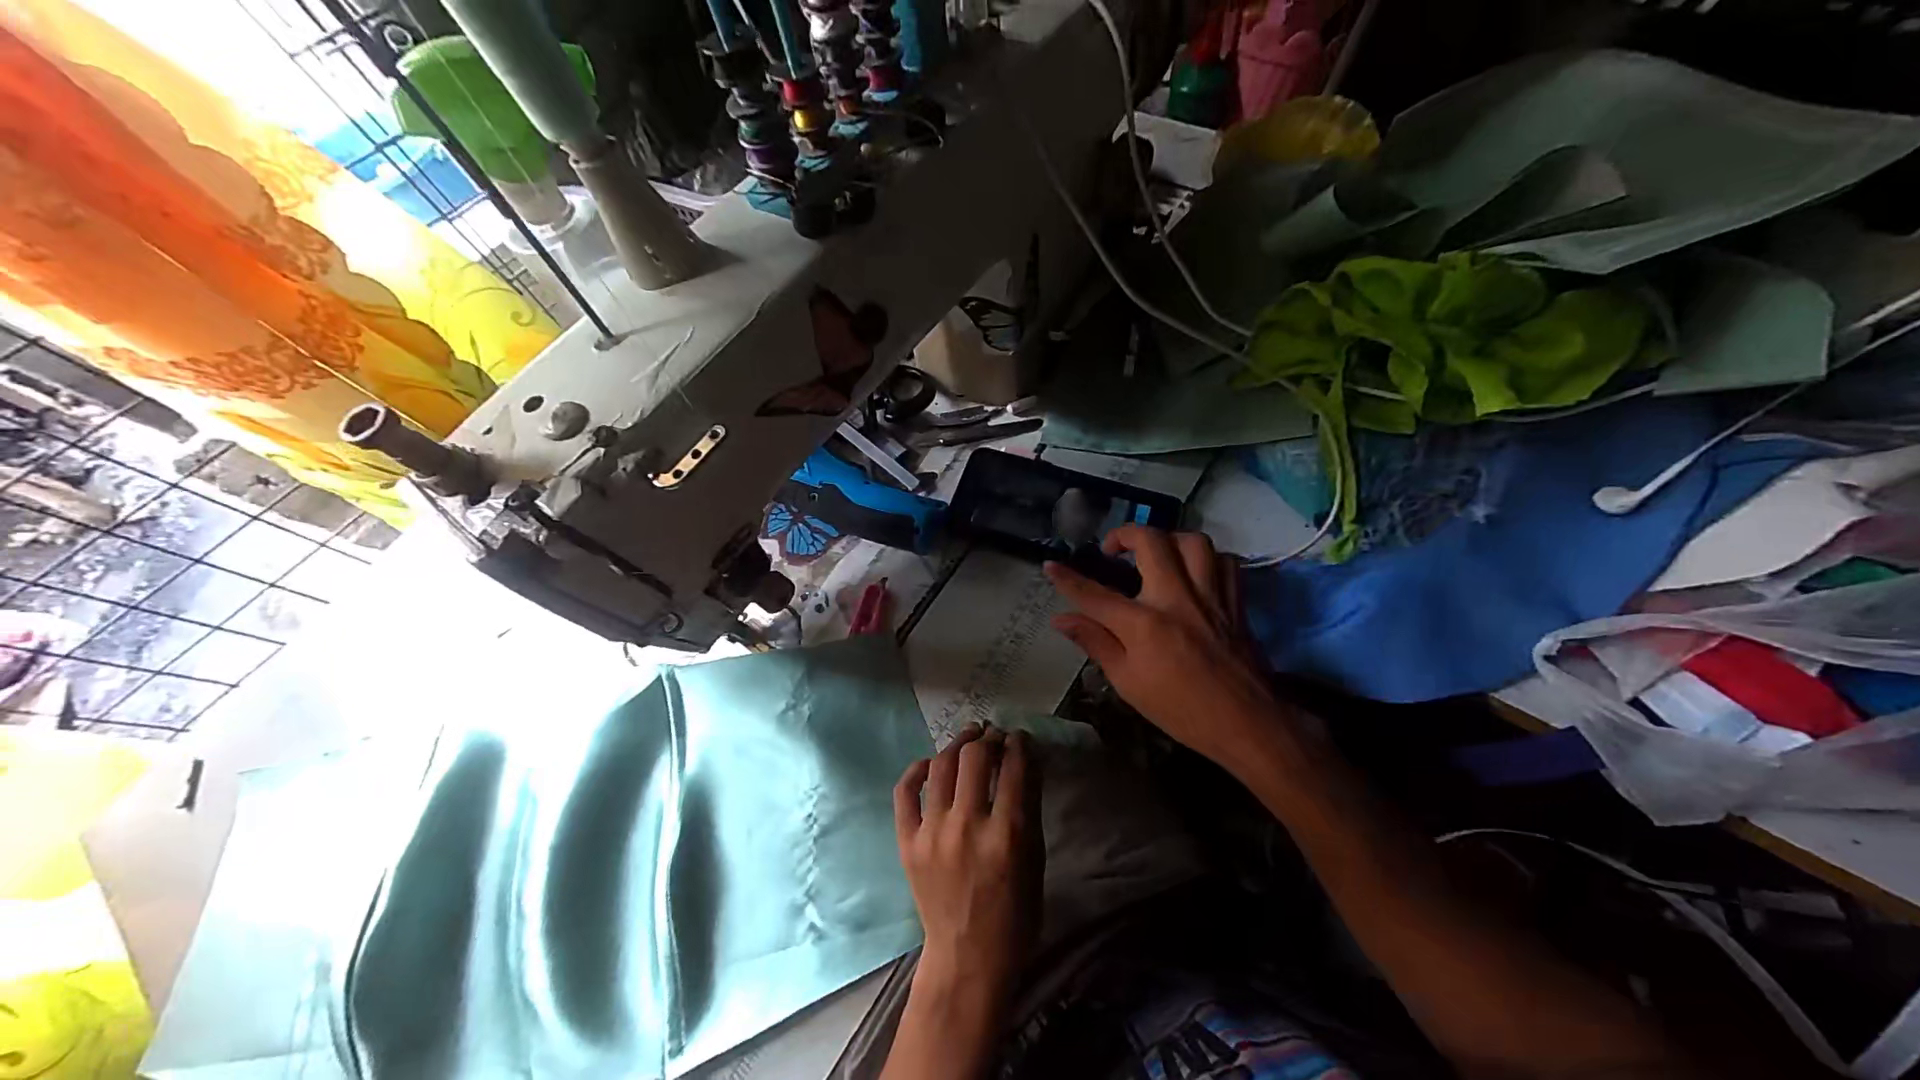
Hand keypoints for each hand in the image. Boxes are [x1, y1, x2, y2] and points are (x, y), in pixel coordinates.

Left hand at [893, 724, 1041, 995]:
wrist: (968, 956)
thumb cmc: (1014, 913)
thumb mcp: (1035, 860)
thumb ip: (1030, 809)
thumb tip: (1025, 761)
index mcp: (1008, 834)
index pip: (1014, 767)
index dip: (1018, 743)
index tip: (1018, 737)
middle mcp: (968, 825)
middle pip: (974, 757)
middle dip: (987, 738)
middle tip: (993, 735)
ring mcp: (932, 832)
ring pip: (941, 766)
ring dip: (956, 744)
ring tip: (967, 739)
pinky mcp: (907, 842)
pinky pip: (905, 792)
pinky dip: (916, 770)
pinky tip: (929, 763)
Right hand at [1046, 527, 1284, 766]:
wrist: (1248, 724)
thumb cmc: (1181, 710)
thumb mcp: (1128, 683)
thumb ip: (1095, 643)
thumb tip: (1061, 619)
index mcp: (1144, 624)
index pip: (1095, 593)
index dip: (1067, 578)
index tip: (1050, 565)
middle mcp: (1177, 598)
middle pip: (1149, 542)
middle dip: (1123, 535)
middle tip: (1111, 550)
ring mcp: (1210, 596)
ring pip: (1192, 541)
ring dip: (1168, 540)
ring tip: (1154, 554)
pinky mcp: (1235, 601)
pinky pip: (1223, 561)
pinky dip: (1205, 558)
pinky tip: (1193, 571)